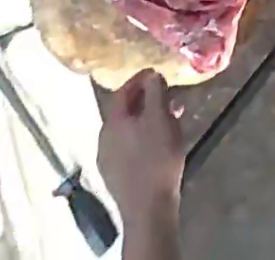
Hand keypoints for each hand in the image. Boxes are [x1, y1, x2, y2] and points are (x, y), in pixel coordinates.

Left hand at [99, 70, 183, 228]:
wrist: (147, 204)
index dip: (139, 77)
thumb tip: (151, 74)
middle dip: (145, 97)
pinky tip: (160, 136)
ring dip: (146, 114)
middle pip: (123, 108)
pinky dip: (143, 131)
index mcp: (113, 122)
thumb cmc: (157, 155)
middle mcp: (104, 137)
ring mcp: (107, 156)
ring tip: (170, 112)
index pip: (122, 91)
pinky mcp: (115, 170)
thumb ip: (156, 93)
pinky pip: (128, 141)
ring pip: (127, 126)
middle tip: (167, 90)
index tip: (157, 69)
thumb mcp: (161, 118)